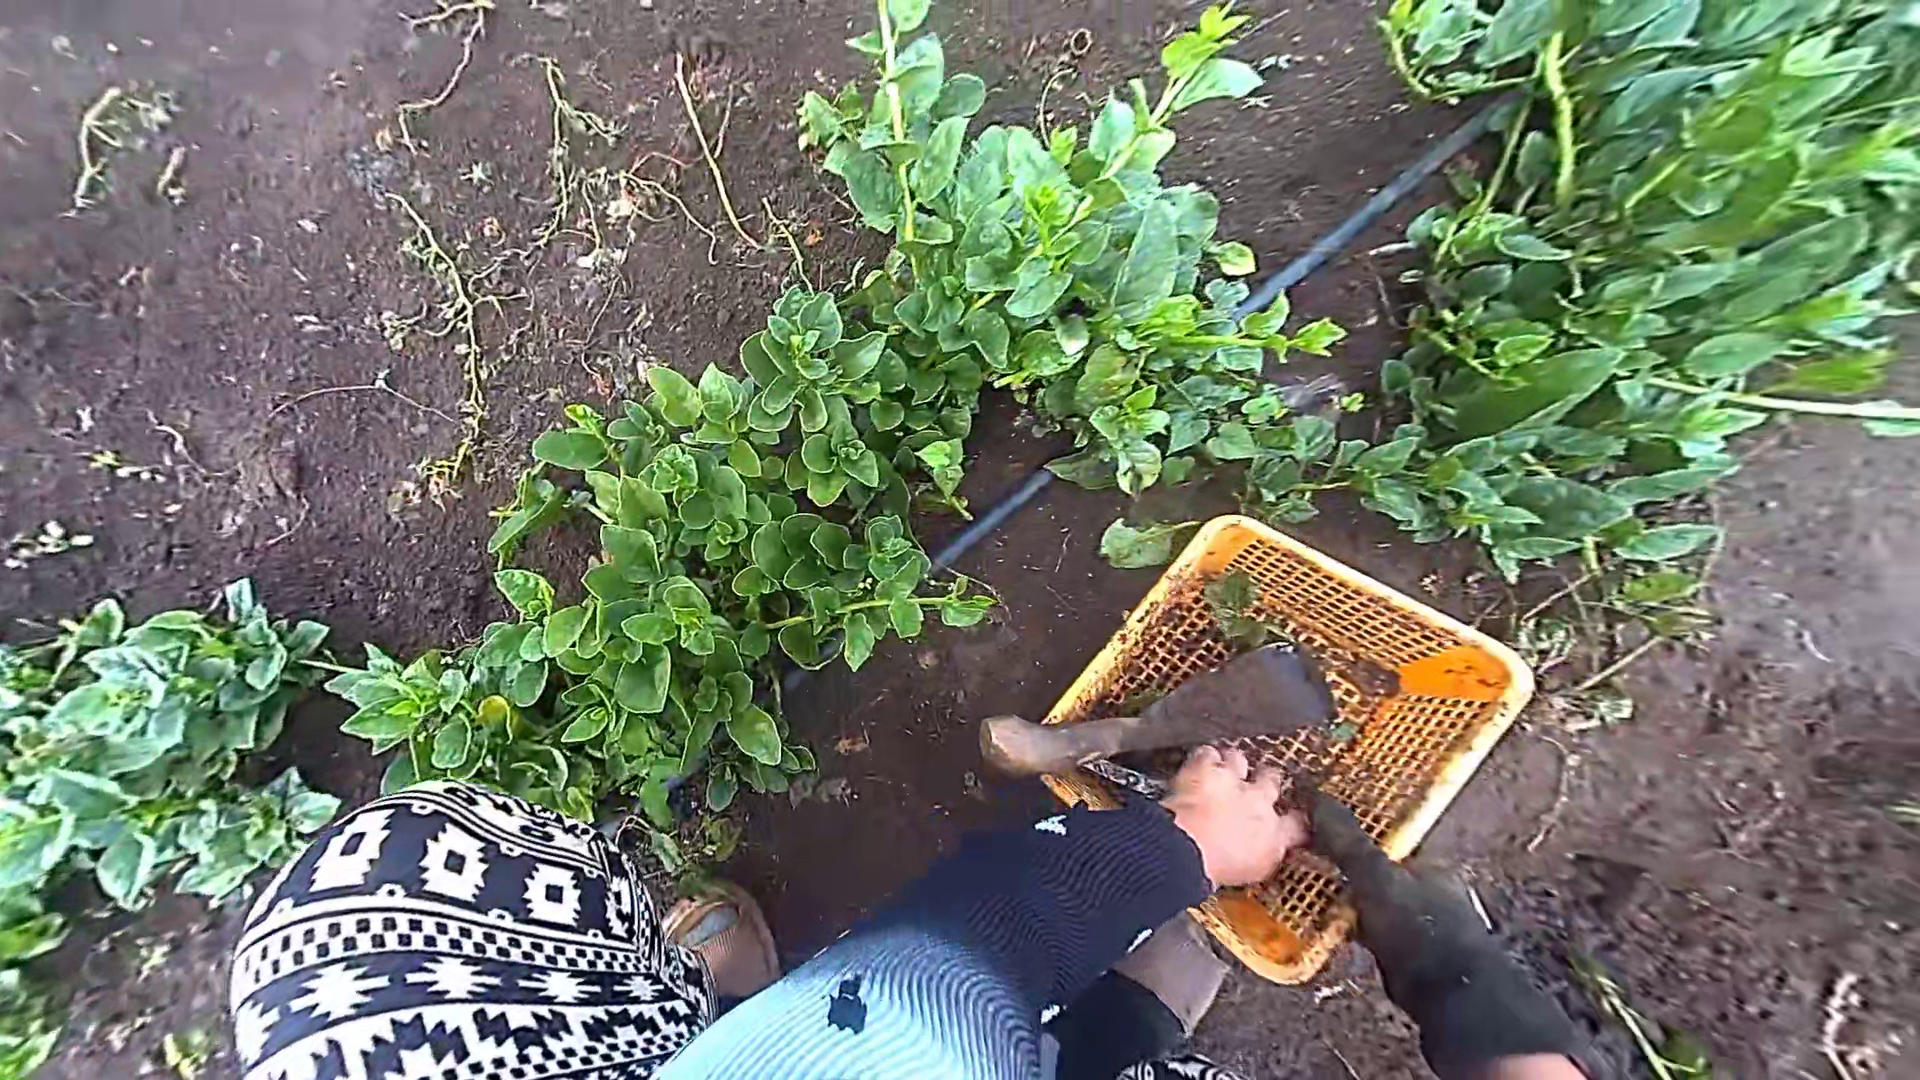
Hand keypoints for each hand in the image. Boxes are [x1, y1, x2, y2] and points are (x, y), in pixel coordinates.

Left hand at [1159, 745, 1307, 887]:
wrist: (1188, 848)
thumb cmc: (1215, 867)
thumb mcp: (1252, 871)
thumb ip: (1263, 854)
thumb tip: (1258, 852)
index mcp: (1275, 836)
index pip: (1298, 823)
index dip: (1294, 818)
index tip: (1291, 817)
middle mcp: (1258, 802)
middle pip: (1272, 780)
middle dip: (1266, 778)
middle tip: (1256, 781)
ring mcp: (1232, 780)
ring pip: (1240, 759)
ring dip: (1232, 762)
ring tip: (1225, 766)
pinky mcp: (1205, 766)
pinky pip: (1208, 752)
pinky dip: (1204, 756)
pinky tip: (1201, 760)